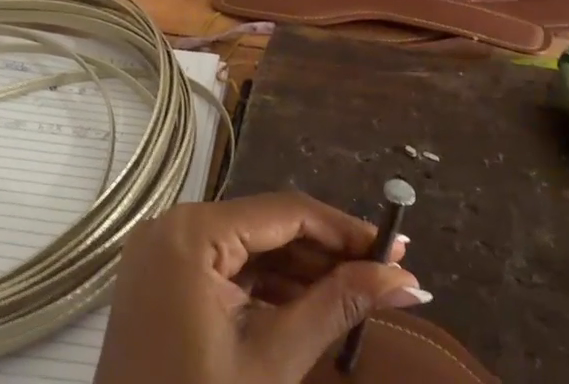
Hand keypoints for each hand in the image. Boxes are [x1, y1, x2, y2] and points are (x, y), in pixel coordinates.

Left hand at [94, 191, 429, 383]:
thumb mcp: (274, 356)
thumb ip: (339, 304)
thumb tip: (405, 279)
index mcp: (192, 231)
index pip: (287, 212)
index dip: (347, 230)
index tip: (398, 248)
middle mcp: (173, 225)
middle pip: (269, 226)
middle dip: (329, 253)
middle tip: (387, 272)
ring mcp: (164, 251)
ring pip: (251, 247)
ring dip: (303, 270)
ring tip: (361, 291)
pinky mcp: (162, 278)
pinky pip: (227, 267)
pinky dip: (268, 285)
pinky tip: (313, 303)